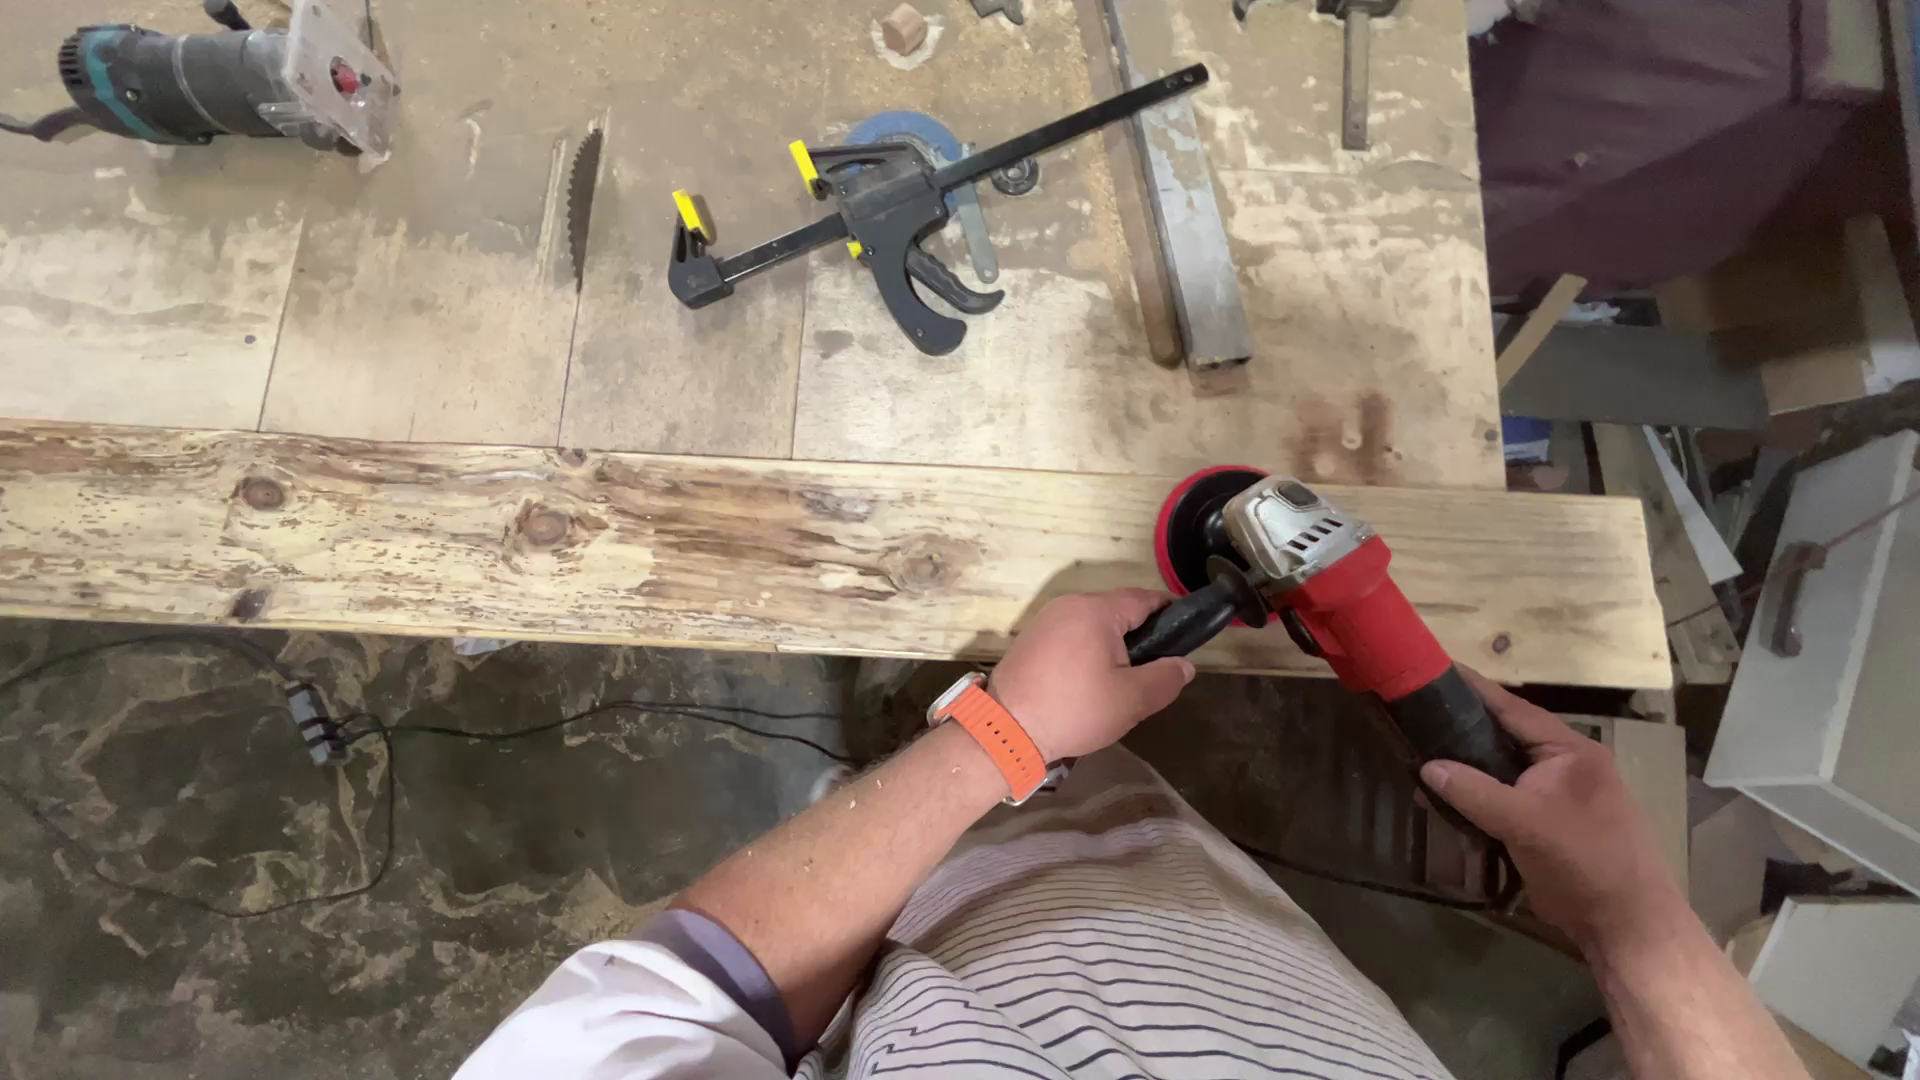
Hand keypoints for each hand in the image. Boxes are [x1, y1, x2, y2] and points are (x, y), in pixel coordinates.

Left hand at [988, 590, 1195, 760]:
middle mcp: (1068, 605)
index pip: (1143, 598)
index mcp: (1094, 610)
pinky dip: (1086, 652)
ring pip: (1092, 626)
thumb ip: (1165, 678)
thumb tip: (1184, 664)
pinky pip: (1070, 637)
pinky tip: (1088, 683)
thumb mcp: (1131, 700)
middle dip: (1139, 636)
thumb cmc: (1073, 710)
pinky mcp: (1030, 639)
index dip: (1169, 614)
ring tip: (1121, 682)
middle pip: (1116, 611)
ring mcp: (1044, 621)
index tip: (1185, 636)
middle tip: (1152, 671)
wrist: (1005, 729)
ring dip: (1111, 647)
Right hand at [1419, 668, 1688, 953]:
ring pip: (1496, 766)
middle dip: (1457, 725)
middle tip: (1411, 711)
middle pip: (1501, 734)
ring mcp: (1553, 794)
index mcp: (1570, 752)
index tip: (1432, 666)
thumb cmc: (1587, 864)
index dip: (1472, 687)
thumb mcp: (1525, 823)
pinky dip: (1468, 792)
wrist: (1628, 929)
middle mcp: (1563, 765)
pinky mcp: (1542, 821)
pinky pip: (1497, 794)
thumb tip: (1425, 766)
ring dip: (1460, 763)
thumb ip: (1472, 791)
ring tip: (1414, 750)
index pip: (1513, 708)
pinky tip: (1436, 794)